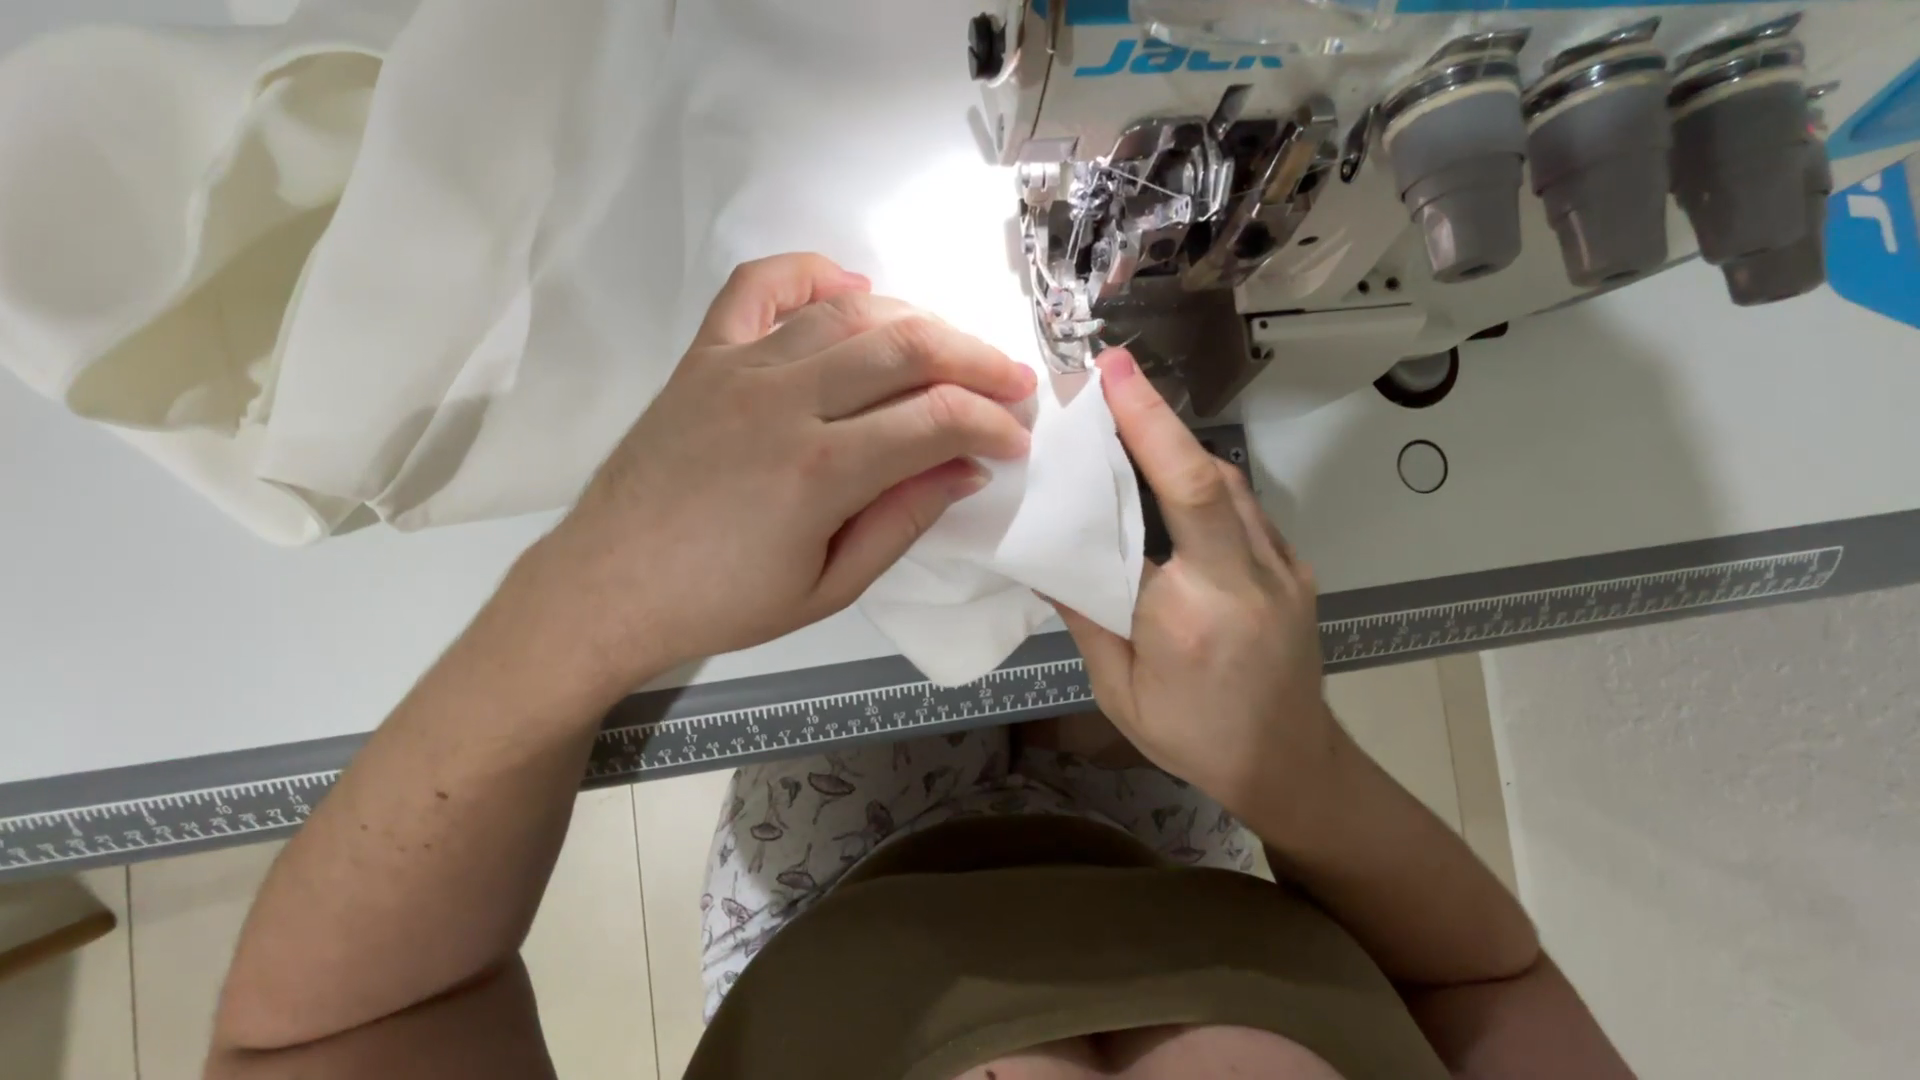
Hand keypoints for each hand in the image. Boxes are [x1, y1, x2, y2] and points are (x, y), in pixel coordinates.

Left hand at [525, 253, 1034, 685]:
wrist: (608, 587)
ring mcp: (738, 368)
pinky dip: (814, 275)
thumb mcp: (830, 588)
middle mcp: (784, 401)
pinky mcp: (703, 356)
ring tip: (949, 351)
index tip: (1015, 440)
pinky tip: (852, 290)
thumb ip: (903, 522)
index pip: (936, 419)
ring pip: (849, 313)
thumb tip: (967, 468)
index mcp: (821, 471)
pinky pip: (762, 286)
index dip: (992, 423)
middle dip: (976, 360)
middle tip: (1011, 384)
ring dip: (916, 322)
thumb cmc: (724, 603)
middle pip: (906, 347)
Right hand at [1051, 348, 1333, 816]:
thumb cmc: (1195, 739)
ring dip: (1179, 442)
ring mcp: (1278, 569)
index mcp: (1187, 619)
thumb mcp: (1121, 694)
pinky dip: (1204, 477)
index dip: (1113, 462)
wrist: (1291, 763)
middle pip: (1201, 480)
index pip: (1134, 530)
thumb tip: (1049, 556)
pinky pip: (1244, 507)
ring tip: (1133, 410)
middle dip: (1155, 416)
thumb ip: (1088, 620)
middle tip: (1115, 368)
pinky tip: (1173, 471)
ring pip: (1227, 483)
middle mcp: (1241, 581)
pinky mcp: (1292, 567)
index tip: (1096, 397)